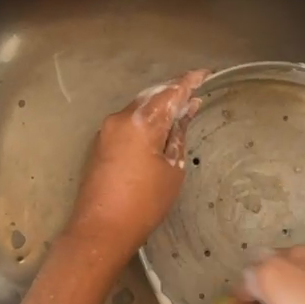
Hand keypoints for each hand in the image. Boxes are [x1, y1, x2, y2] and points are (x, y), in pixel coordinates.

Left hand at [63, 70, 208, 258]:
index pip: (170, 92)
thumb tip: (186, 111)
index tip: (205, 74)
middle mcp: (119, 119)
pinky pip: (127, 123)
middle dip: (173, 92)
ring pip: (137, 109)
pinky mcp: (99, 144)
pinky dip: (145, 120)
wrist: (101, 229)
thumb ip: (178, 135)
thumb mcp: (172, 169)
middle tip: (195, 91)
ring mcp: (105, 131)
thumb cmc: (144, 203)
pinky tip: (158, 128)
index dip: (189, 81)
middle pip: (151, 96)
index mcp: (140, 122)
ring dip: (158, 106)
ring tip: (181, 110)